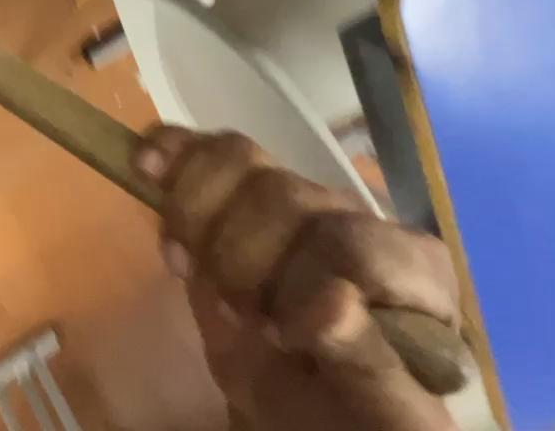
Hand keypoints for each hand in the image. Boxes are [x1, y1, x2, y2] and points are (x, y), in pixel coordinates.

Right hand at [135, 127, 462, 430]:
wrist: (301, 408)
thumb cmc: (352, 416)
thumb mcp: (378, 414)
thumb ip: (369, 363)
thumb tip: (336, 302)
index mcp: (407, 268)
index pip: (349, 242)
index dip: (300, 283)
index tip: (282, 335)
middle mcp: (349, 216)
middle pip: (280, 196)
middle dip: (239, 260)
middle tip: (242, 314)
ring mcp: (286, 197)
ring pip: (235, 161)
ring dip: (194, 214)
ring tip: (193, 266)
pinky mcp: (229, 192)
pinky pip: (199, 150)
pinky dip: (169, 153)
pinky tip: (147, 168)